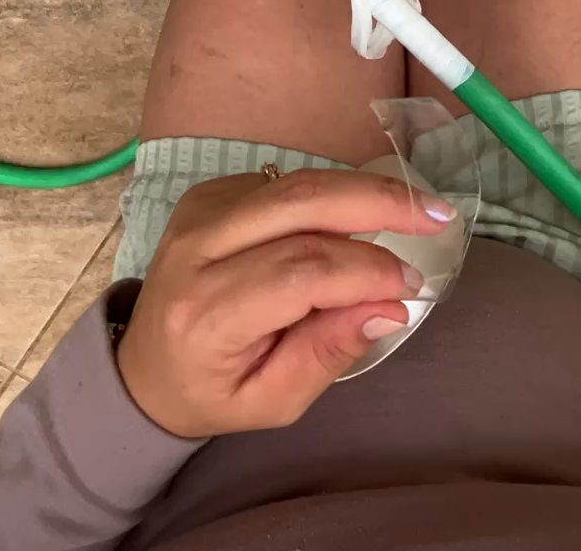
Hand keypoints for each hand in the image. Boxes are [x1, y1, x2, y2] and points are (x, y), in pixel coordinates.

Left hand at [115, 168, 453, 438]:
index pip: (299, 272)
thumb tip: (392, 305)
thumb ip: (329, 351)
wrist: (144, 363)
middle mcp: (196, 248)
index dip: (365, 269)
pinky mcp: (212, 191)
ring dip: (364, 189)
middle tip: (436, 214)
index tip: (413, 282)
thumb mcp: (274, 399)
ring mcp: (201, 210)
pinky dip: (333, 192)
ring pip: (298, 182)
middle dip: (378, 202)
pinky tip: (364, 212)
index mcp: (205, 312)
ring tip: (417, 205)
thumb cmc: (213, 390)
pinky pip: (286, 181)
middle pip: (301, 204)